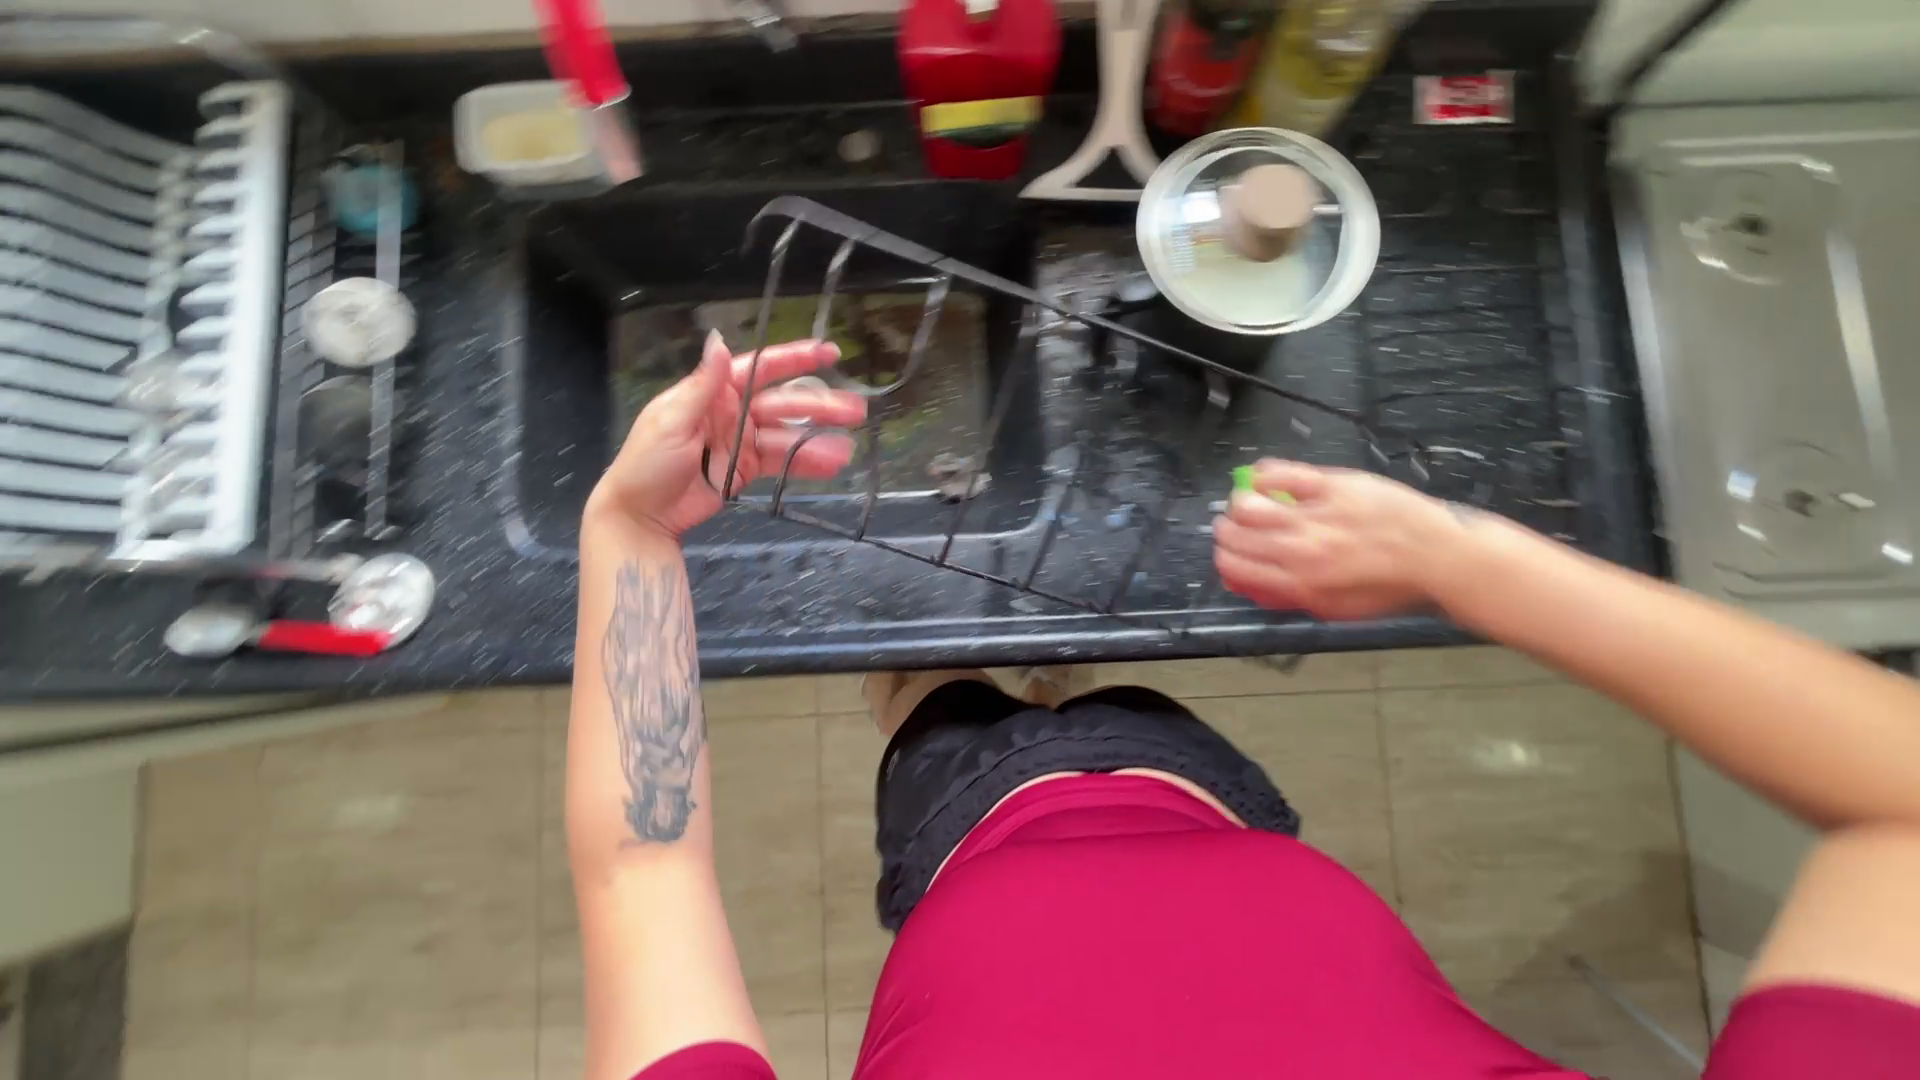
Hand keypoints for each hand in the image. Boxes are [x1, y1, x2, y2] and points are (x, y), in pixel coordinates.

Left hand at [587, 331, 867, 539]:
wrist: (639, 513)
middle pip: (783, 403)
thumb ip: (702, 385)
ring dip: (818, 440)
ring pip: (787, 435)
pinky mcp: (746, 469)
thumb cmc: (646, 462)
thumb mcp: (671, 420)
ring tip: (848, 448)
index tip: (828, 353)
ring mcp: (741, 442)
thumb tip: (718, 342)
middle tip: (856, 410)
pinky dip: (805, 463)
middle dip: (819, 406)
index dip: (794, 359)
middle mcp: (732, 411)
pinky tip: (831, 465)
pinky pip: (781, 461)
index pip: (760, 368)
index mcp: (713, 392)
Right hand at [1212, 459, 1472, 620]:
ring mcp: (1314, 516)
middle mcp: (1299, 550)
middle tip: (1236, 527)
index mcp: (1298, 583)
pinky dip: (1263, 475)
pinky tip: (1262, 478)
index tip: (1230, 552)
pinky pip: (1281, 474)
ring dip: (1238, 504)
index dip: (1224, 558)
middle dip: (1227, 531)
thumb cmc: (1388, 587)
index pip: (1233, 566)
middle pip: (1234, 535)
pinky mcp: (1331, 486)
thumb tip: (1248, 586)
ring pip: (1247, 504)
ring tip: (1247, 502)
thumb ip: (1288, 597)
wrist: (1439, 558)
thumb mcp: (1334, 608)